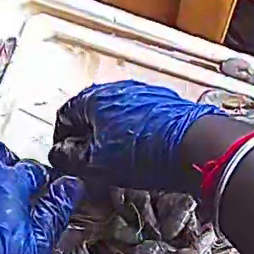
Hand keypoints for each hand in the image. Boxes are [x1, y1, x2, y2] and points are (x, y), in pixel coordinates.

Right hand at [52, 81, 221, 191]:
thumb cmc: (141, 153)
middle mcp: (118, 89)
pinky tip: (140, 155)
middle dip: (87, 138)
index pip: (65, 115)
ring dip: (111, 137)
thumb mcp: (95, 164)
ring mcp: (144, 94)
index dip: (60, 139)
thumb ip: (70, 158)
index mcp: (94, 98)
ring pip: (117, 117)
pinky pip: (140, 120)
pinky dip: (134, 136)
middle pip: (92, 114)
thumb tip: (59, 155)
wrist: (194, 145)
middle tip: (88, 162)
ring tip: (116, 161)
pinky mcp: (166, 104)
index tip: (64, 157)